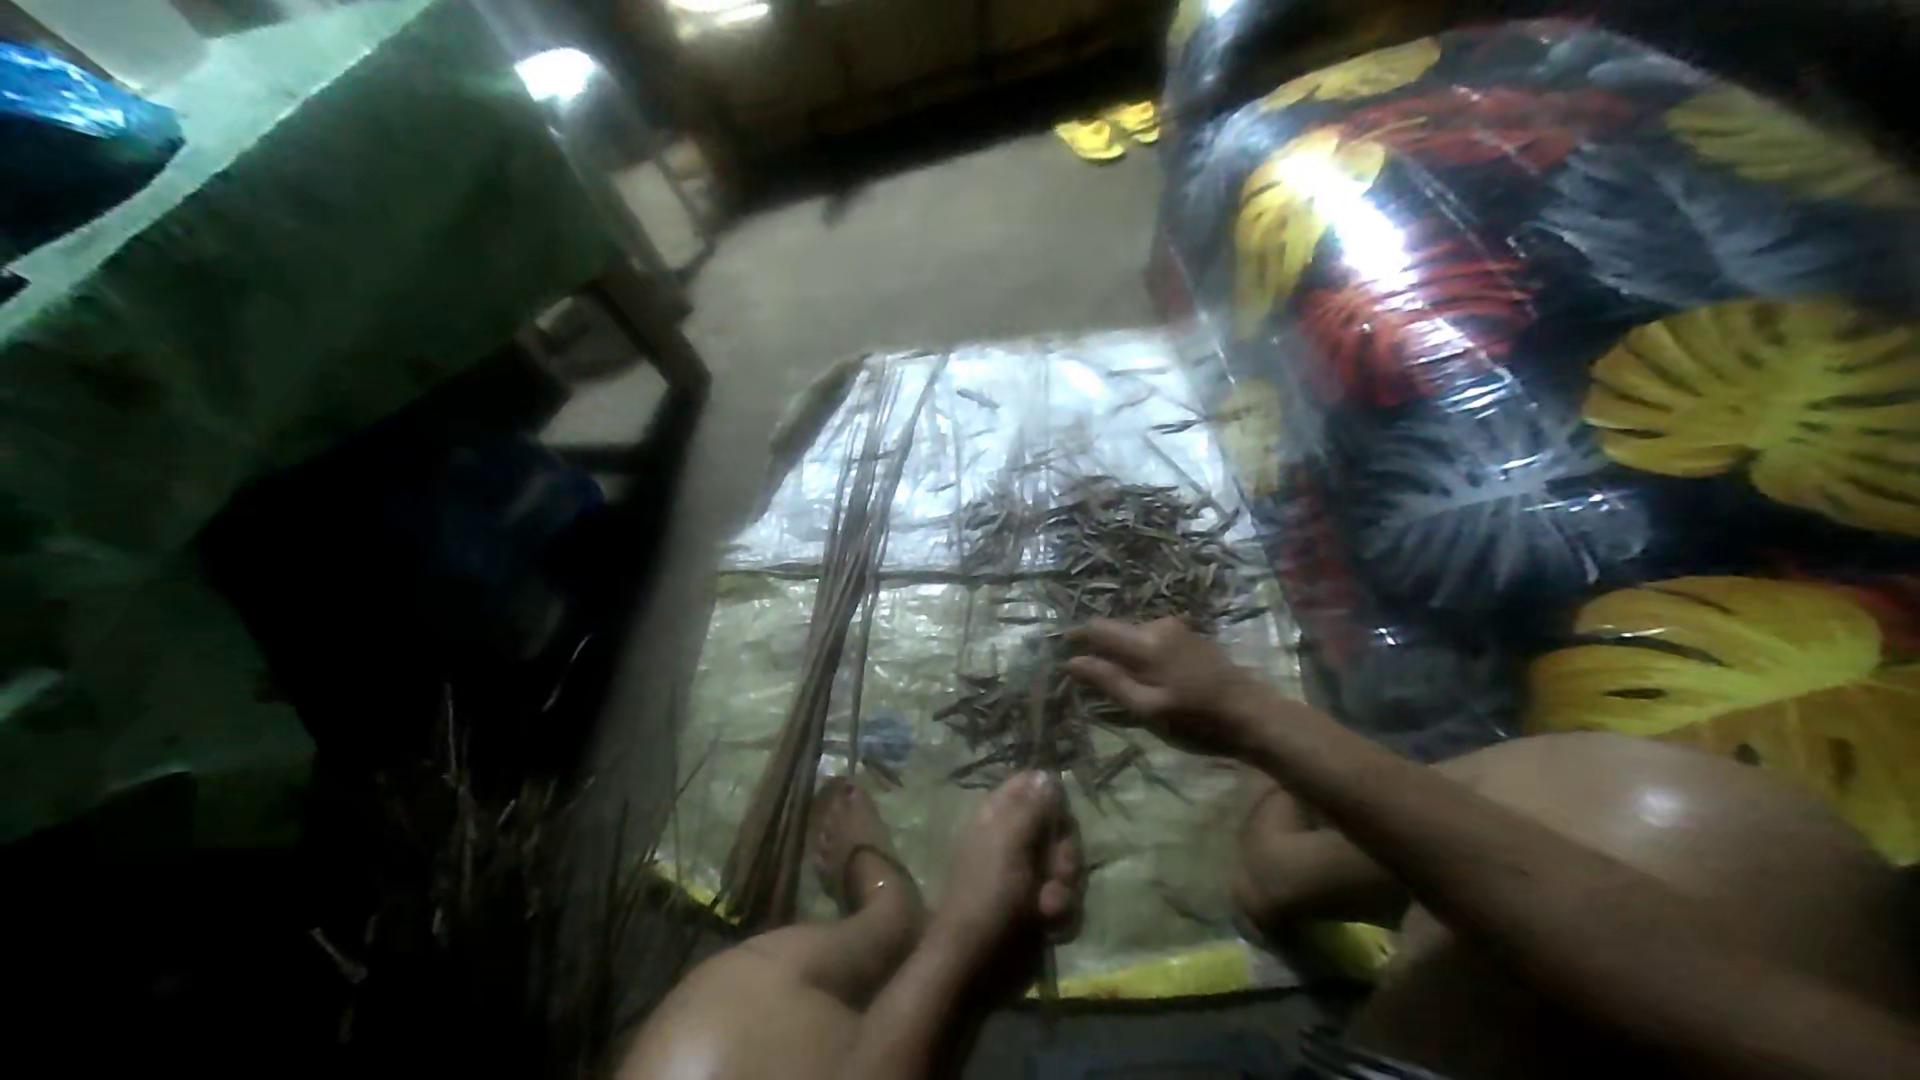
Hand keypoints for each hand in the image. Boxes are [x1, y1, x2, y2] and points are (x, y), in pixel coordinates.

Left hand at [931, 771, 1082, 957]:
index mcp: (1000, 816)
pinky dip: (1063, 915)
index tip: (1056, 820)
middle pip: (1061, 827)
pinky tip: (1050, 928)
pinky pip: (1070, 898)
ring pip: (1070, 865)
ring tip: (1046, 909)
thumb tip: (1045, 772)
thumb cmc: (986, 895)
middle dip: (1064, 855)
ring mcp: (1030, 874)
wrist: (976, 966)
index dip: (1052, 801)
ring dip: (1064, 889)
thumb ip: (1031, 806)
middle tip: (1052, 873)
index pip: (1034, 786)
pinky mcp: (1043, 906)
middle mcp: (1017, 839)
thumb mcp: (1007, 843)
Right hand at [1063, 617, 1274, 756]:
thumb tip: (1071, 662)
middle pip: (1115, 630)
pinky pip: (1151, 639)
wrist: (1253, 714)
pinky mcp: (1189, 636)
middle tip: (1088, 678)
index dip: (1075, 636)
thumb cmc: (1196, 718)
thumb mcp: (1146, 707)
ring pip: (1133, 635)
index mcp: (1146, 641)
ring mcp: (1177, 628)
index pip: (1097, 628)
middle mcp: (1159, 625)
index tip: (1058, 648)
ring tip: (1116, 682)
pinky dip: (1139, 653)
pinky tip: (1144, 677)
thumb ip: (1108, 681)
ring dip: (1120, 653)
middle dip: (1098, 648)